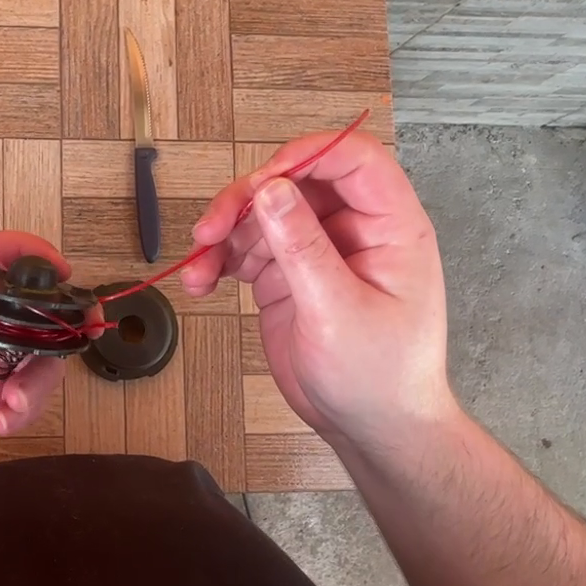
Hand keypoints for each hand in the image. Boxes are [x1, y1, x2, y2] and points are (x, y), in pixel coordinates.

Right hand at [180, 131, 456, 456]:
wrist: (368, 428)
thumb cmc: (376, 375)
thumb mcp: (338, 310)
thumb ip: (302, 247)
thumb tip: (270, 189)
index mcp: (388, 227)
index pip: (351, 161)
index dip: (306, 156)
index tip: (260, 180)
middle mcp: (350, 229)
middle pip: (292, 184)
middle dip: (245, 201)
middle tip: (207, 232)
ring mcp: (314, 251)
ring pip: (260, 215)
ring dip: (222, 236)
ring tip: (197, 271)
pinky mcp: (285, 276)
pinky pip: (245, 251)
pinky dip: (218, 263)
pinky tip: (200, 283)